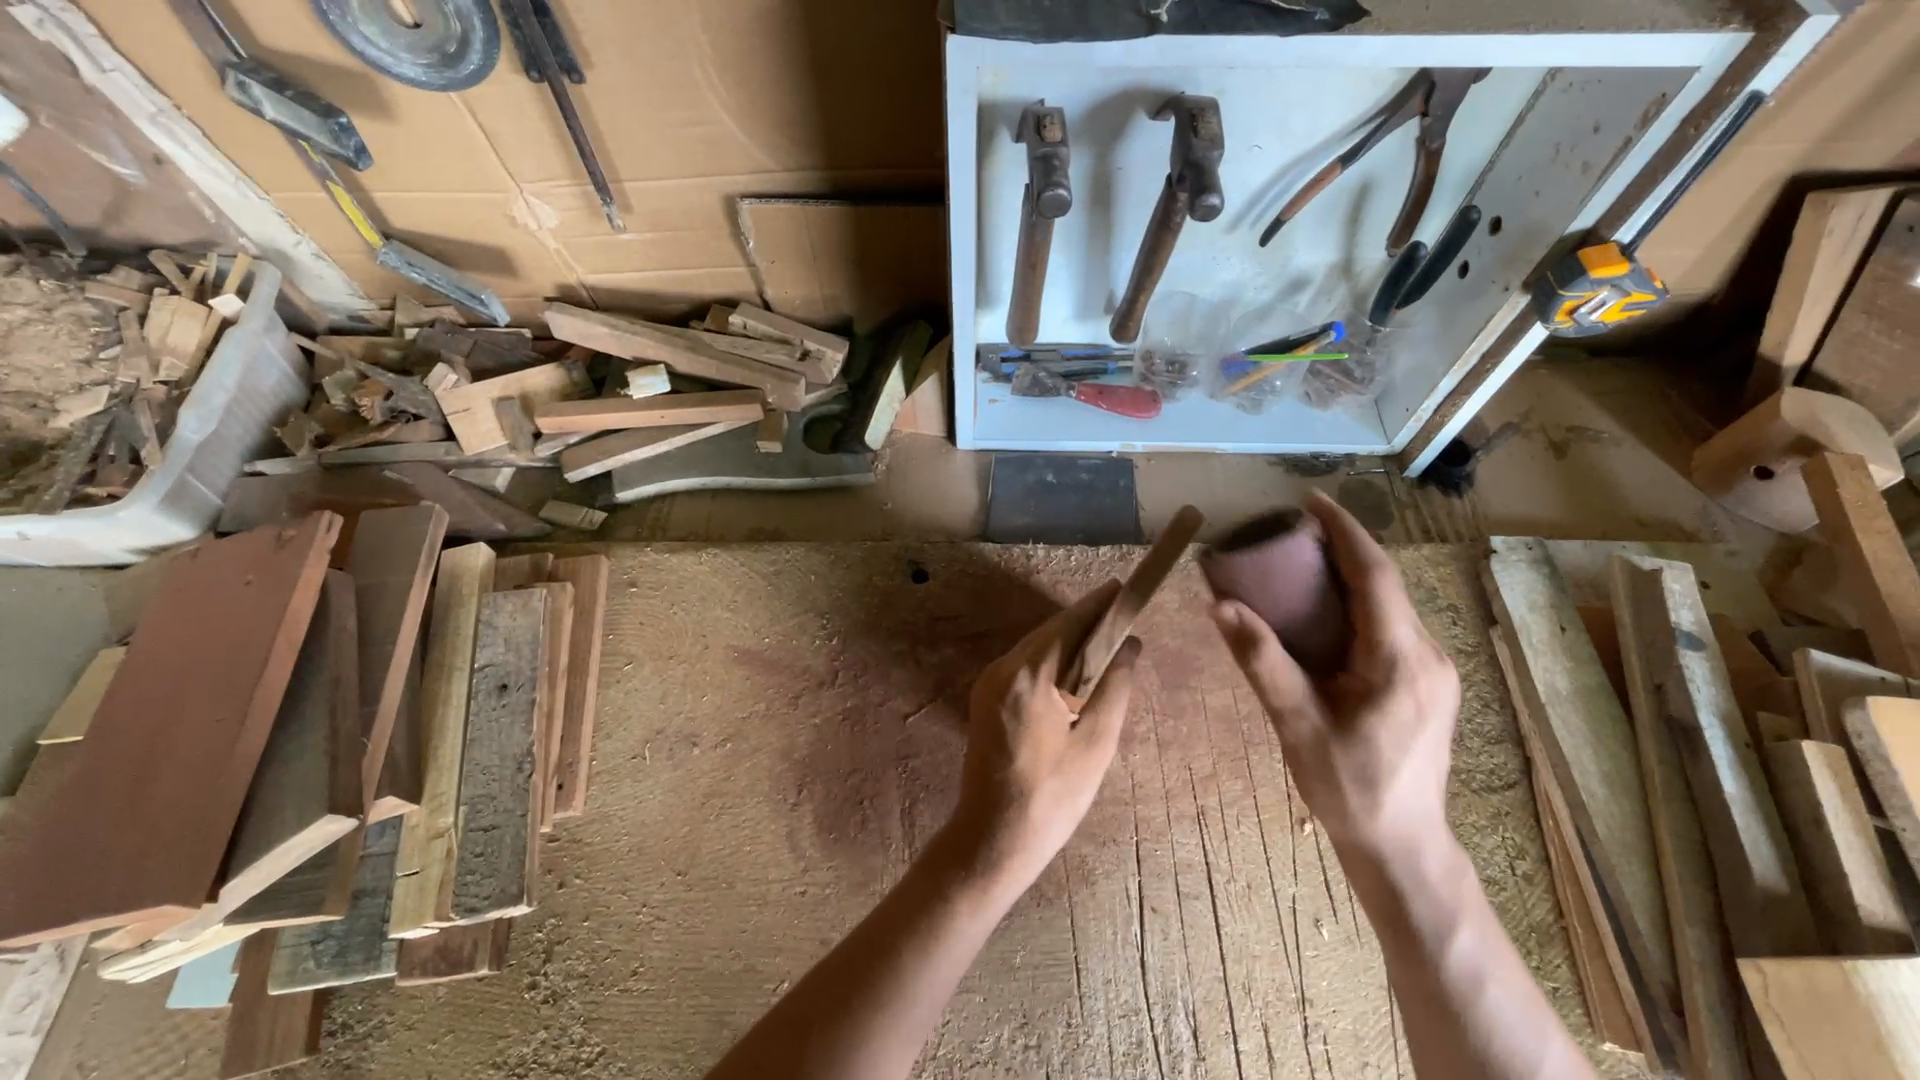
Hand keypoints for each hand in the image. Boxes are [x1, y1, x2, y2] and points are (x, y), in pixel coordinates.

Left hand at [951, 579, 1140, 889]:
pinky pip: (1024, 668)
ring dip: (1069, 642)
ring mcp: (988, 685)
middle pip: (1049, 632)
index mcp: (1026, 675)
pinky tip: (1078, 671)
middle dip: (1086, 622)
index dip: (1098, 604)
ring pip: (1035, 649)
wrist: (993, 839)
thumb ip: (1115, 686)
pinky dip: (1052, 662)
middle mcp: (1000, 670)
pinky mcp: (986, 701)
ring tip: (1109, 639)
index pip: (1068, 624)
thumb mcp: (1097, 742)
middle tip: (1124, 613)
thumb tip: (1130, 645)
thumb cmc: (1052, 796)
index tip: (1124, 588)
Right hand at [1210, 492, 1459, 861]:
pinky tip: (1326, 617)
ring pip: (1390, 607)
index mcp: (1400, 659)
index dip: (1344, 532)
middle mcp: (1428, 655)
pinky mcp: (1427, 686)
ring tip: (1302, 566)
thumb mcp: (1298, 724)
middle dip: (1341, 551)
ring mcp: (1434, 671)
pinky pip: (1391, 629)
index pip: (1375, 575)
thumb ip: (1262, 661)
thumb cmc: (1349, 788)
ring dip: (1350, 580)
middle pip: (1385, 585)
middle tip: (1292, 533)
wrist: (1403, 846)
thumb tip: (1220, 606)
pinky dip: (1358, 609)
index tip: (1310, 501)